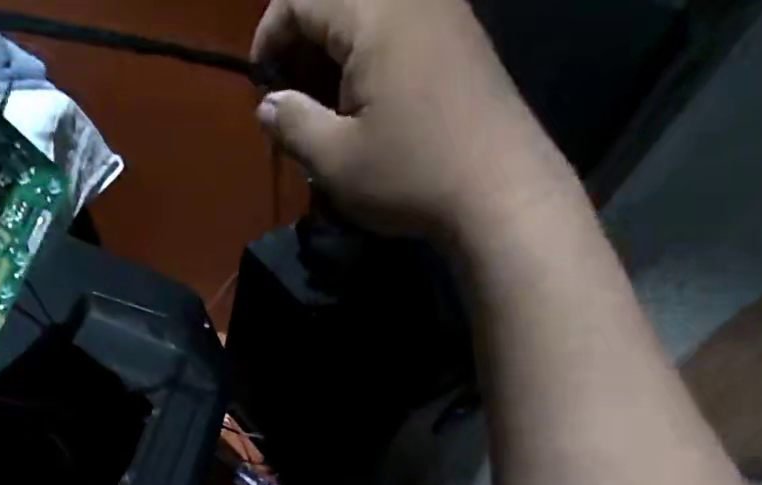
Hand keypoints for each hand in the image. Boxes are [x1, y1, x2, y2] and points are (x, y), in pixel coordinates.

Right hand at [252, 0, 578, 238]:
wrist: (501, 190)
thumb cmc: (410, 174)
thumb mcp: (334, 161)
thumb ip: (292, 124)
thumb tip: (268, 105)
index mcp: (376, 15)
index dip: (270, 33)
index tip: (260, 82)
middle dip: (303, 40)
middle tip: (290, 95)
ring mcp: (445, 14)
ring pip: (372, 11)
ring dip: (337, 49)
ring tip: (324, 104)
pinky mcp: (463, 40)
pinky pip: (402, 26)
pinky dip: (370, 53)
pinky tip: (366, 102)